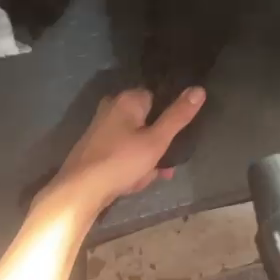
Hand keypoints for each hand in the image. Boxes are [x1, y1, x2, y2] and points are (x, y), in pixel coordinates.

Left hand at [37, 87, 205, 218]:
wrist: (80, 189)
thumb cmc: (121, 161)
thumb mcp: (156, 141)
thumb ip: (178, 116)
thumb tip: (199, 89)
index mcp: (127, 99)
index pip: (157, 98)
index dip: (168, 118)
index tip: (175, 138)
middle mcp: (112, 107)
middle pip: (146, 121)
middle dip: (158, 144)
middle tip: (164, 166)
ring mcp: (101, 127)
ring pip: (135, 139)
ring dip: (146, 158)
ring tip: (150, 177)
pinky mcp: (95, 145)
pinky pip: (121, 150)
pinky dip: (130, 163)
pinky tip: (134, 181)